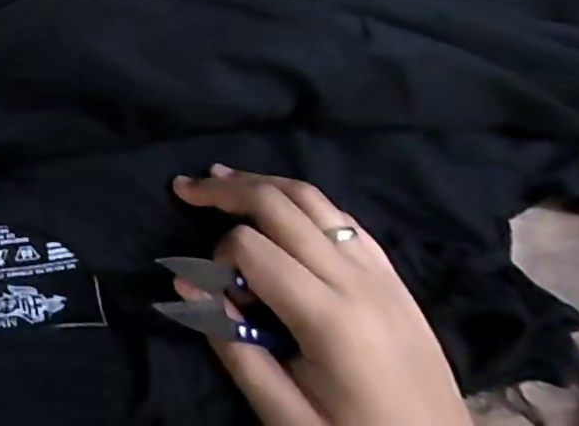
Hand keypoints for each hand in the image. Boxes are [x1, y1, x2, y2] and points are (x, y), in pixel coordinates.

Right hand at [172, 167, 470, 425]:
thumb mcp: (287, 417)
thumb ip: (231, 345)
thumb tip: (184, 280)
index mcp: (330, 318)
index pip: (252, 246)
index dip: (217, 257)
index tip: (212, 289)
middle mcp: (356, 280)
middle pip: (278, 203)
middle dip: (225, 189)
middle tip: (185, 187)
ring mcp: (381, 273)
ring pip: (311, 197)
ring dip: (261, 181)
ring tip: (220, 176)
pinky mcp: (394, 277)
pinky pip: (340, 218)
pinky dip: (300, 201)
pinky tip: (279, 208)